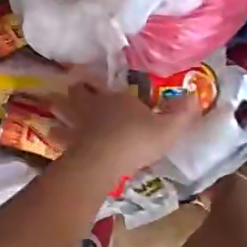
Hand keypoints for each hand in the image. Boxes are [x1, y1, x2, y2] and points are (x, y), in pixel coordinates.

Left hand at [57, 84, 202, 177]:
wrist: (104, 160)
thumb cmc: (137, 140)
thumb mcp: (168, 128)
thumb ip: (182, 113)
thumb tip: (195, 95)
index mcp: (115, 99)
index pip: (106, 87)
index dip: (101, 86)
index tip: (97, 86)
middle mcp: (92, 106)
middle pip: (77, 93)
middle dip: (75, 93)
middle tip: (73, 93)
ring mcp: (76, 124)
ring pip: (62, 111)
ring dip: (59, 110)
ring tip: (55, 112)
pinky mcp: (67, 143)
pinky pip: (57, 136)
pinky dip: (55, 135)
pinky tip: (52, 137)